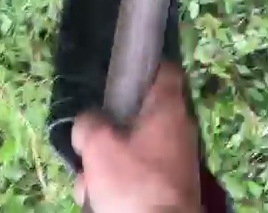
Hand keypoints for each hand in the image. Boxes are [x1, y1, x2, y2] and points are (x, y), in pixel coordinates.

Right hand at [71, 64, 202, 211]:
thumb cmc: (134, 181)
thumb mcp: (99, 146)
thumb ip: (89, 124)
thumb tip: (89, 121)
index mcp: (169, 106)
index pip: (164, 69)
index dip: (142, 68)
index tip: (120, 78)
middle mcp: (179, 126)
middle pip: (140, 116)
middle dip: (109, 132)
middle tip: (91, 146)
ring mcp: (177, 158)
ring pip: (134, 149)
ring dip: (108, 165)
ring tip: (88, 186)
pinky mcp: (170, 185)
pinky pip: (140, 173)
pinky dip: (121, 184)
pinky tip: (99, 200)